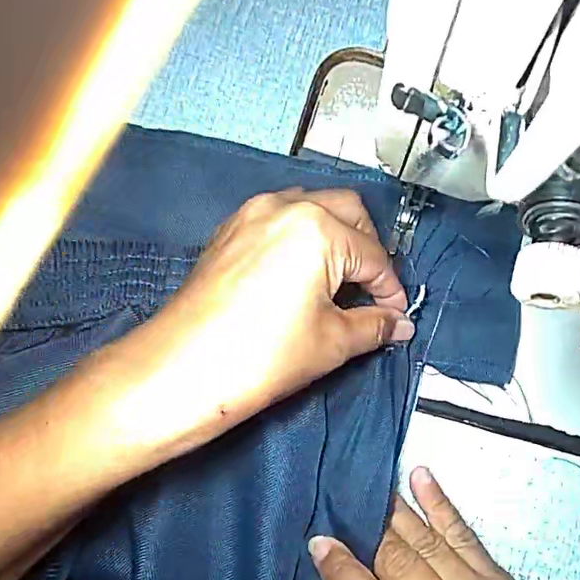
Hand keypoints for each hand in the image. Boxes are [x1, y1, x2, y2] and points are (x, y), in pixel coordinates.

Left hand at [107, 188, 413, 447]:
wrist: (183, 371)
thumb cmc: (254, 357)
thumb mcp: (331, 343)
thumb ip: (373, 326)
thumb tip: (396, 323)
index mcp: (316, 228)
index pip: (373, 255)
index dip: (390, 289)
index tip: (395, 313)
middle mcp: (282, 209)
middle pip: (347, 213)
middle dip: (368, 250)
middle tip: (374, 293)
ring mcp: (249, 217)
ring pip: (310, 210)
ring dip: (334, 238)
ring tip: (340, 284)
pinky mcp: (227, 234)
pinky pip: (277, 223)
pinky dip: (300, 241)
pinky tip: (302, 277)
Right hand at [310, 467, 579, 579]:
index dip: (339, 570)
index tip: (317, 542)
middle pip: (397, 563)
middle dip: (362, 533)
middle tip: (336, 508)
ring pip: (427, 542)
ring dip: (393, 512)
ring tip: (366, 487)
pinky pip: (465, 535)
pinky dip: (439, 504)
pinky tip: (419, 477)